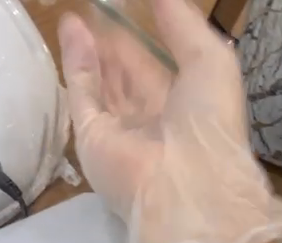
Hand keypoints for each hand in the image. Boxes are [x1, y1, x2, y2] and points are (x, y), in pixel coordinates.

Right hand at [58, 0, 281, 242]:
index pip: (155, 70)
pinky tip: (71, 29)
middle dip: (111, 44)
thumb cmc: (209, 123)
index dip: (141, 39)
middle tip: (98, 8)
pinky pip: (82, 95)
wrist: (185, 186)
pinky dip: (76, 62)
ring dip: (90, 49)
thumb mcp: (210, 60)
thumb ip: (182, 23)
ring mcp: (117, 134)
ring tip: (79, 13)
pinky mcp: (91, 141)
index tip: (128, 7)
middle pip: (123, 78)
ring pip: (100, 84)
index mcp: (181, 110)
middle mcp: (148, 123)